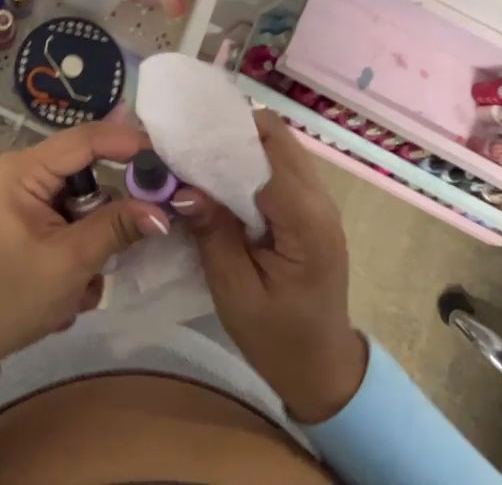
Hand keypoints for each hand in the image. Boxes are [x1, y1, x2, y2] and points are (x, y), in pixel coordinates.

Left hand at [0, 107, 169, 370]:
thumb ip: (116, 228)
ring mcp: (32, 196)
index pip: (85, 140)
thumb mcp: (69, 262)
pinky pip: (77, 221)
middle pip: (91, 168)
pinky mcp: (38, 220)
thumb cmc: (11, 296)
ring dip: (99, 239)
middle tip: (153, 219)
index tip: (168, 159)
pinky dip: (86, 251)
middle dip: (115, 205)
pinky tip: (75, 289)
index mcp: (23, 170)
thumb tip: (165, 210)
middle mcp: (26, 172)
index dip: (129, 143)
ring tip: (89, 279)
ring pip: (89, 200)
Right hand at [173, 108, 365, 422]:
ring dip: (238, 145)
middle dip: (229, 132)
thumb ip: (213, 234)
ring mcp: (320, 202)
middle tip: (184, 146)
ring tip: (196, 159)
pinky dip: (248, 162)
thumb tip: (183, 186)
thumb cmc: (277, 338)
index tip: (180, 141)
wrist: (321, 369)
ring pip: (278, 146)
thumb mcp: (234, 292)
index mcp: (307, 222)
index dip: (223, 140)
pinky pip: (280, 166)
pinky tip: (218, 180)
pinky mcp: (310, 209)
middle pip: (276, 136)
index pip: (266, 152)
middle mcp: (321, 201)